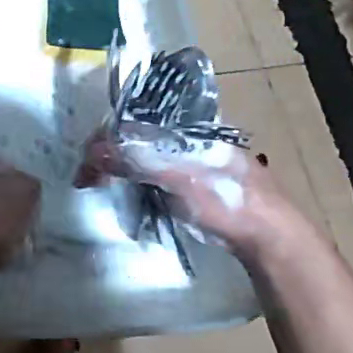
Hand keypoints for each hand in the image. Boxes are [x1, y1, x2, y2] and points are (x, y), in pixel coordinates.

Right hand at [75, 122, 319, 260]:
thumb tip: (92, 151)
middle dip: (106, 151)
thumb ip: (136, 160)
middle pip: (132, 132)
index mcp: (184, 121)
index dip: (104, 137)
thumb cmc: (225, 199)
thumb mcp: (178, 176)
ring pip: (139, 151)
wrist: (266, 235)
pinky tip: (123, 190)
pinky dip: (131, 178)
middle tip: (87, 178)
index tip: (86, 165)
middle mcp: (183, 131)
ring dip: (116, 166)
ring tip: (99, 184)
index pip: (131, 117)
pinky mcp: (189, 178)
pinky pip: (149, 169)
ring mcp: (187, 155)